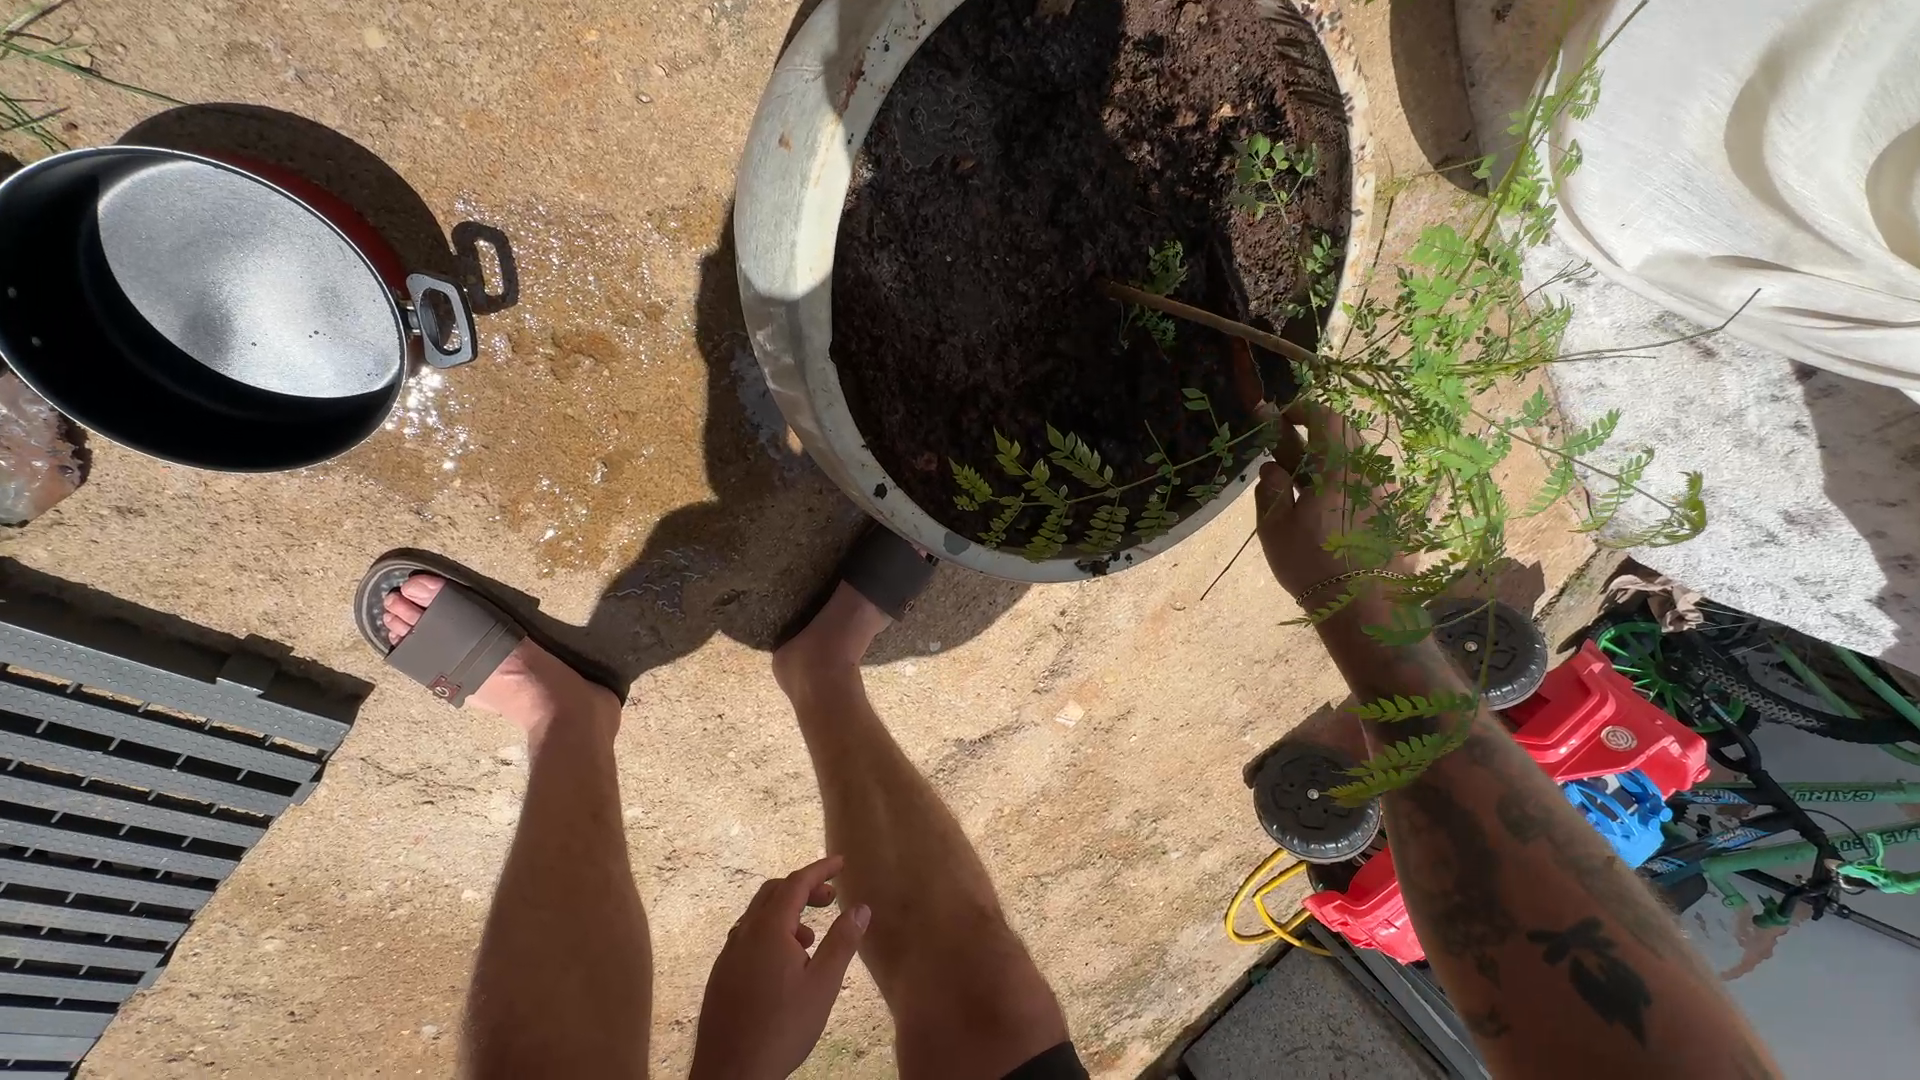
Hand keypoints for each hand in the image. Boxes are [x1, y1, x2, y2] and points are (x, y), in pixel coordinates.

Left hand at [689, 855, 869, 1079]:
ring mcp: (728, 954)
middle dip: (804, 888)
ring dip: (787, 913)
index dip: (820, 869)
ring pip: (758, 915)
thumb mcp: (823, 985)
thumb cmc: (782, 1028)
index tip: (841, 863)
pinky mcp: (721, 975)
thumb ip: (842, 941)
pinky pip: (748, 937)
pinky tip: (785, 964)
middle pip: (774, 892)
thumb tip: (860, 907)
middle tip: (830, 899)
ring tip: (810, 938)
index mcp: (768, 929)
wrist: (730, 1075)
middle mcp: (744, 933)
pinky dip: (771, 933)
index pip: (796, 882)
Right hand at [1254, 401, 1408, 602]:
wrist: (1366, 609)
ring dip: (1331, 462)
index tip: (1279, 417)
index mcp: (1338, 467)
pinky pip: (1369, 486)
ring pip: (1358, 462)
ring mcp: (1388, 493)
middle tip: (1287, 449)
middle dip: (1314, 434)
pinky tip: (1332, 511)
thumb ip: (1271, 489)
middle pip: (1345, 435)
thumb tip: (1272, 466)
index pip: (1325, 417)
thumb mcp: (1275, 527)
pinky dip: (1347, 485)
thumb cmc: (1311, 564)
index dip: (1301, 410)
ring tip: (1307, 485)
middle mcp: (1369, 472)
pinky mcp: (1398, 516)